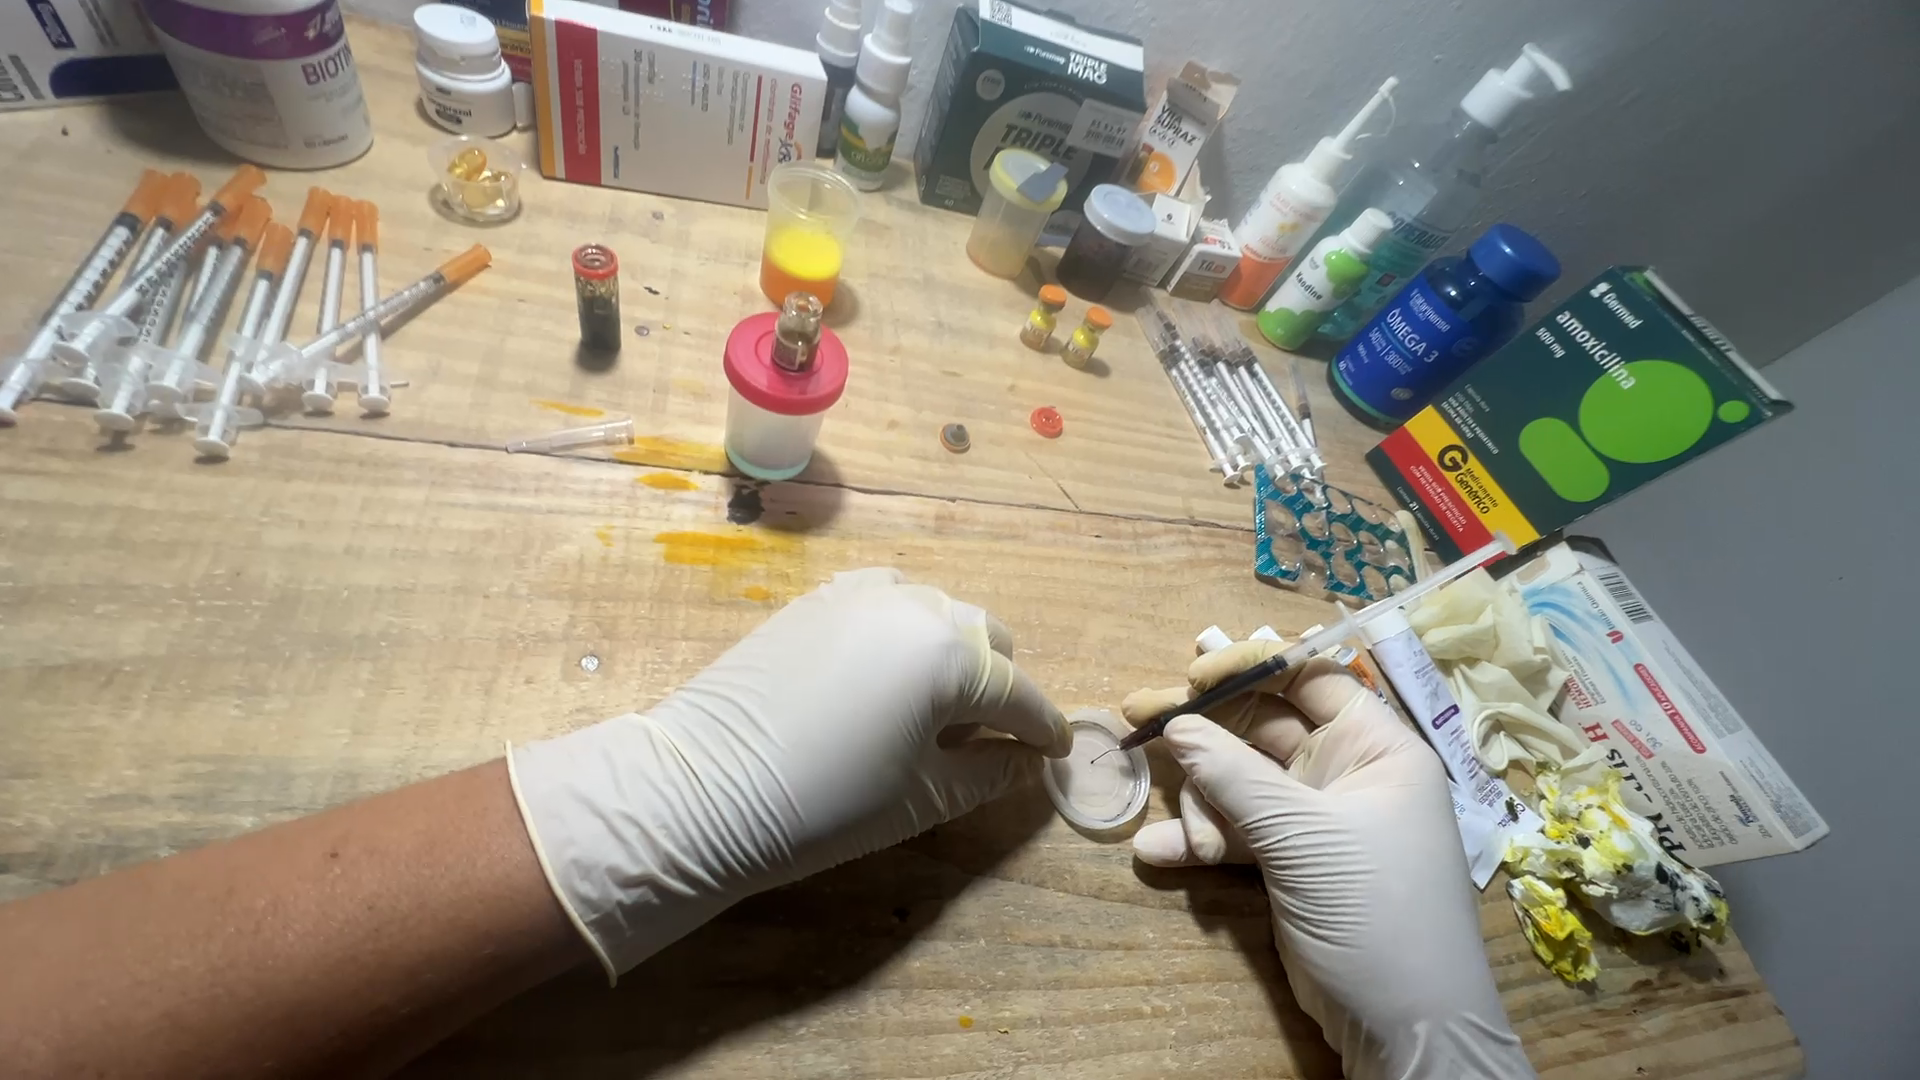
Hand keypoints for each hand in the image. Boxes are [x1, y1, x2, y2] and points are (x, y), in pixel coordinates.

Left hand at [509, 568, 1070, 980]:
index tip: (1053, 750)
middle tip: (984, 732)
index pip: (1018, 692)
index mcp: (949, 658)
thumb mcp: (921, 799)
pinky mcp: (823, 596)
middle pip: (987, 637)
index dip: (1043, 726)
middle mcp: (916, 607)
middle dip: (1000, 683)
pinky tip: (888, 662)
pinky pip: (889, 596)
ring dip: (954, 649)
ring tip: (933, 698)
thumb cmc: (823, 806)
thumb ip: (989, 773)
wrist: (701, 788)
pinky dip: (906, 625)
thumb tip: (1027, 759)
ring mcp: (865, 593)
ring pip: (939, 609)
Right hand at [1123, 641, 1534, 1079]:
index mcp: (1375, 749)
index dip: (1253, 667)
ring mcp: (1311, 816)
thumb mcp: (1301, 834)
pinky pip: (1234, 827)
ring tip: (1188, 845)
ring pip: (1237, 779)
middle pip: (1259, 728)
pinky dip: (1200, 837)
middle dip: (1203, 733)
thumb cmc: (1374, 911)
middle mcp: (1344, 772)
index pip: (1310, 679)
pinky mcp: (1286, 856)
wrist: (1403, 1033)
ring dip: (1204, 806)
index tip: (1194, 670)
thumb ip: (1232, 774)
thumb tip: (1173, 725)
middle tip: (1138, 714)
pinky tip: (1160, 851)